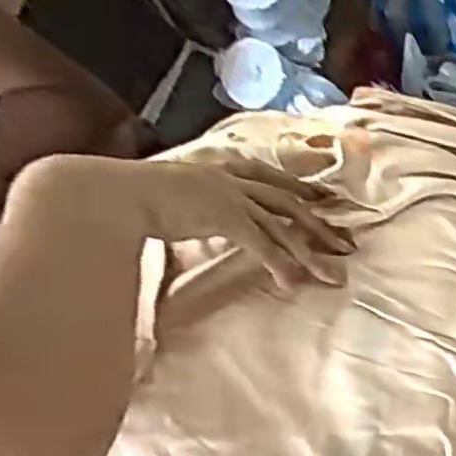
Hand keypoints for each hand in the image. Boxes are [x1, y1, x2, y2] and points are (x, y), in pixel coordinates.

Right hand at [7, 155, 353, 291]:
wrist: (106, 195)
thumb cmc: (137, 202)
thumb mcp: (183, 202)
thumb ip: (207, 211)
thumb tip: (217, 226)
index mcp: (224, 170)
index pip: (276, 183)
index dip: (306, 197)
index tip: (329, 209)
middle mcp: (232, 178)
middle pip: (291, 203)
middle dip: (323, 227)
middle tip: (349, 248)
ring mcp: (229, 195)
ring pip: (285, 226)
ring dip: (312, 253)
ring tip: (335, 276)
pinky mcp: (223, 215)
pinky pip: (263, 244)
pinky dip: (281, 265)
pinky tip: (292, 285)